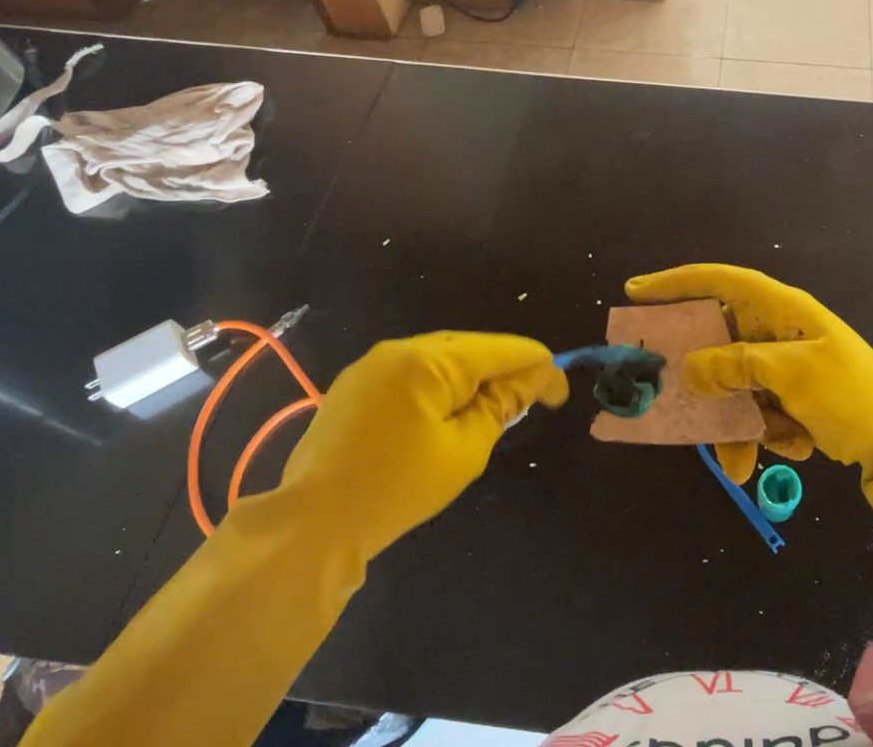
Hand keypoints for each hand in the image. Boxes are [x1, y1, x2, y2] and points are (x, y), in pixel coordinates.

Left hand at [276, 332, 567, 557]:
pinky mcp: (356, 386)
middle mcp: (399, 349)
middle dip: (504, 369)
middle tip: (531, 402)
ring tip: (494, 408)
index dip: (538, 368)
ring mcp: (372, 366)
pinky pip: (413, 372)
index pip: (501, 350)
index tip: (559, 396)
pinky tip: (450, 412)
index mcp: (429, 361)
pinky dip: (441, 385)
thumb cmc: (397, 488)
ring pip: (441, 358)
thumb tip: (536, 377)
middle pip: (471, 347)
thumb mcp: (466, 449)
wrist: (312, 524)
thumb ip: (503, 404)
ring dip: (473, 377)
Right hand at [628, 264, 872, 649]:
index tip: (637, 292)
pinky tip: (799, 447)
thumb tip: (690, 369)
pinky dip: (769, 434)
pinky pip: (758, 412)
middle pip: (720, 345)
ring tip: (742, 463)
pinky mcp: (793, 400)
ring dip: (737, 426)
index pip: (723, 283)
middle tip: (679, 404)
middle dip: (704, 383)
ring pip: (735, 389)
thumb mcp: (793, 375)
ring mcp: (786, 369)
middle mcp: (780, 334)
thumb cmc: (851, 394)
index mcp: (784, 311)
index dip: (678, 283)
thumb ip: (737, 367)